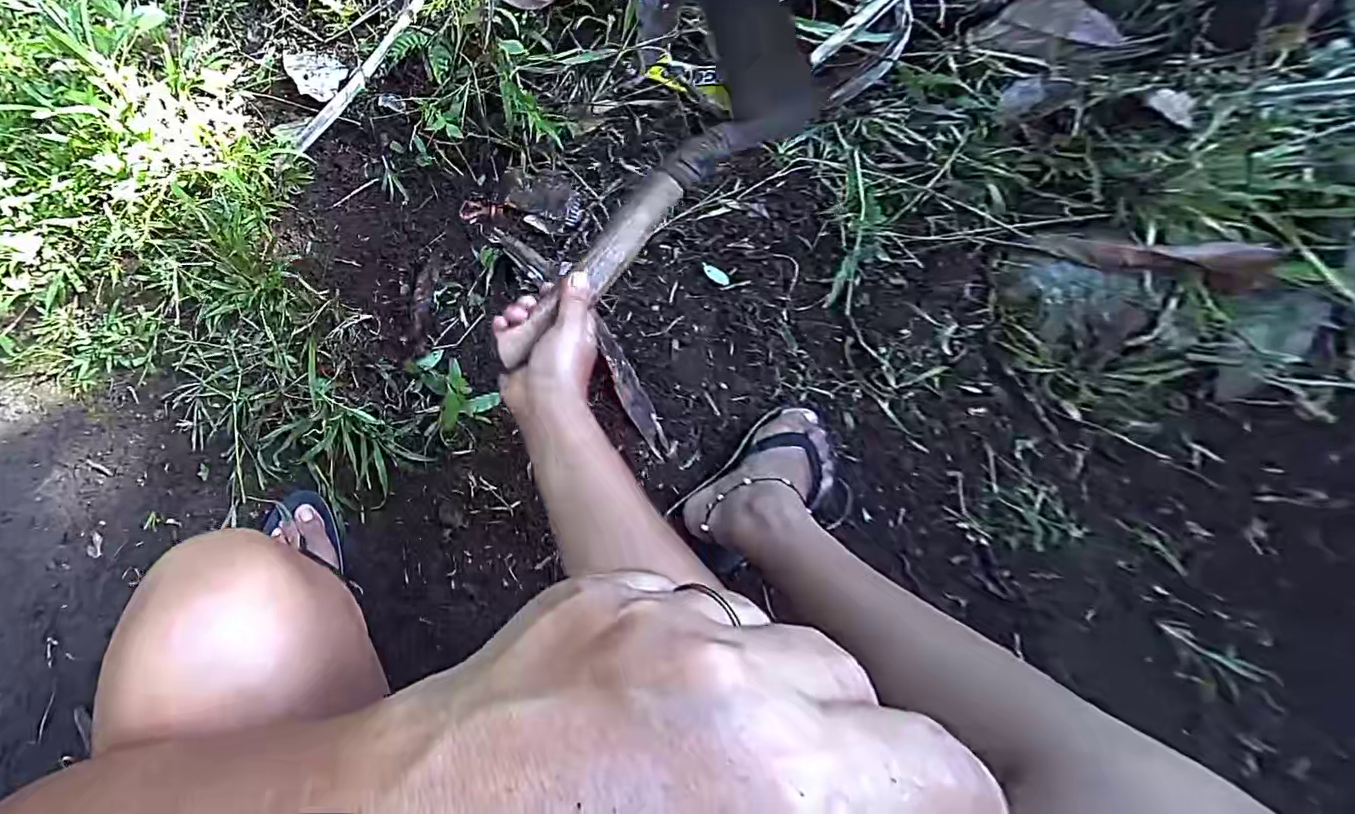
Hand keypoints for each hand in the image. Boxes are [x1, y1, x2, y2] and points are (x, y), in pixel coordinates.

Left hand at [373, 572, 1006, 812]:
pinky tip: (660, 685)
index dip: (937, 794)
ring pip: (764, 626)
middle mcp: (721, 670)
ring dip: (767, 671)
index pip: (938, 761)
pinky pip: (681, 600)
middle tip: (811, 773)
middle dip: (848, 729)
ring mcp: (647, 612)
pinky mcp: (594, 589)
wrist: (442, 803)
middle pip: (847, 674)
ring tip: (728, 725)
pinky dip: (695, 637)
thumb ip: (805, 806)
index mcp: (779, 772)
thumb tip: (838, 789)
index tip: (909, 806)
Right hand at [493, 270, 596, 412]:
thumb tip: (580, 276)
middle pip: (540, 308)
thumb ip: (574, 300)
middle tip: (529, 306)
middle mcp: (555, 337)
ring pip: (520, 318)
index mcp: (575, 330)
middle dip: (531, 302)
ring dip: (514, 312)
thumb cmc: (562, 369)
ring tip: (515, 318)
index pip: (567, 303)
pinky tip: (503, 326)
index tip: (548, 289)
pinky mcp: (514, 355)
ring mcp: (534, 346)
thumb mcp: (573, 326)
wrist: (540, 400)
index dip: (557, 293)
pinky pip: (504, 333)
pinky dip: (501, 326)